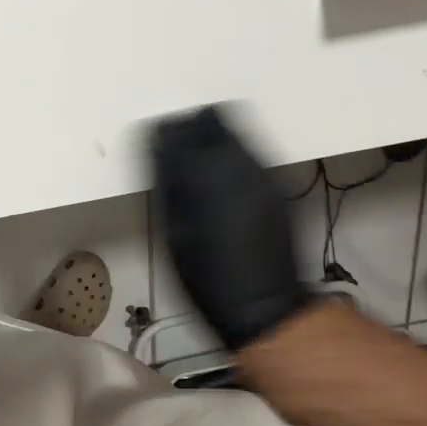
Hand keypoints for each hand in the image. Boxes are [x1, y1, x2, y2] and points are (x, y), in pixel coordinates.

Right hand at [149, 106, 311, 351]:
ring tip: (190, 165)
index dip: (164, 132)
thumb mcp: (176, 234)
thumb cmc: (208, 278)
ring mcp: (265, 174)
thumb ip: (169, 186)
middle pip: (215, 121)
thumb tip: (158, 150)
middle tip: (170, 148)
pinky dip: (228, 156)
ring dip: (210, 140)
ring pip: (235, 134)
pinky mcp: (276, 186)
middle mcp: (245, 166)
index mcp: (213, 177)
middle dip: (189, 129)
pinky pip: (249, 154)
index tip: (150, 140)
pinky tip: (215, 181)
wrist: (264, 304)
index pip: (184, 131)